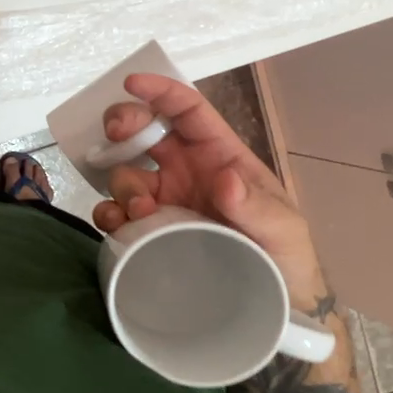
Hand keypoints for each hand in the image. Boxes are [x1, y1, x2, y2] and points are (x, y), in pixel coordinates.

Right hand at [91, 74, 327, 312]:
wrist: (269, 308)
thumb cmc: (284, 258)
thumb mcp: (283, 231)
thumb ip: (258, 207)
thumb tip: (224, 178)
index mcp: (218, 156)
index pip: (187, 111)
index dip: (161, 92)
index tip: (132, 83)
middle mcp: (184, 171)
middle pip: (143, 133)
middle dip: (124, 125)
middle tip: (115, 136)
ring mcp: (161, 201)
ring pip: (123, 174)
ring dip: (121, 184)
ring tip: (140, 211)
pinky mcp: (144, 232)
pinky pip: (114, 213)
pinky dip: (107, 214)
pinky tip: (117, 226)